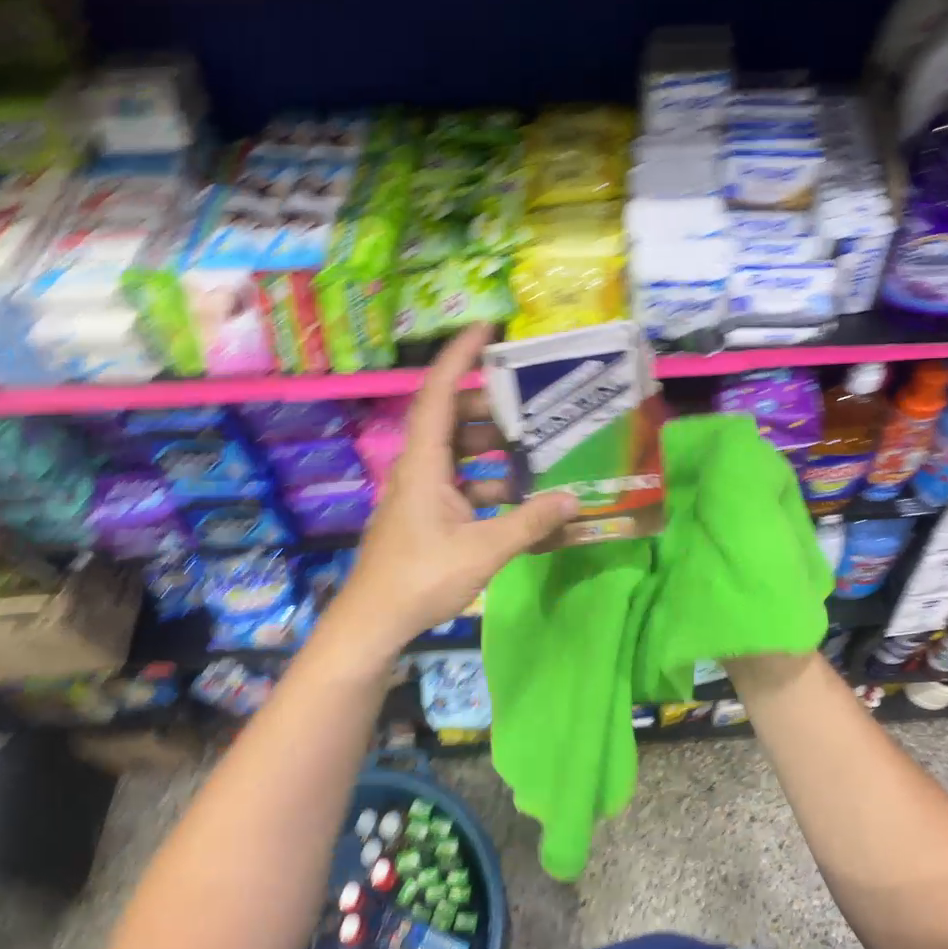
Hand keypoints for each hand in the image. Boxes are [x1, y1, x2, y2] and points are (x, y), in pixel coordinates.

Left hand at [338, 324, 578, 647]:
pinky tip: (522, 502)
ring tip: (538, 450)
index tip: (487, 328)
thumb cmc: (421, 578)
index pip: (440, 393)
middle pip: (454, 420)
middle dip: (492, 407)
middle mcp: (420, 468)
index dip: (460, 356)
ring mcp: (421, 493)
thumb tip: (573, 499)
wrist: (374, 621)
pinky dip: (490, 486)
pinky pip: (462, 486)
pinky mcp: (426, 516)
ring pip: (460, 455)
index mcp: (424, 462)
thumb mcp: (483, 550)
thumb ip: (529, 523)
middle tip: (533, 402)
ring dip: (495, 451)